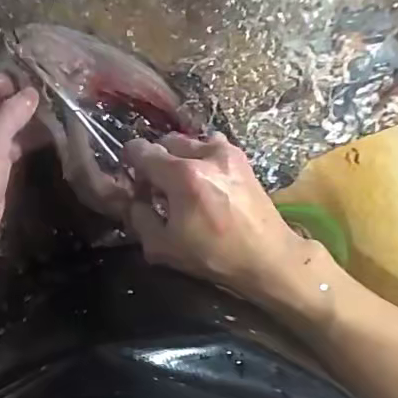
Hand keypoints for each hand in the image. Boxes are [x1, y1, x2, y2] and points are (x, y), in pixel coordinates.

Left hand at [0, 74, 40, 257]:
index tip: (38, 83)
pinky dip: (19, 141)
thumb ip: (13, 114)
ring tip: (51, 113)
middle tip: (49, 97)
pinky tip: (44, 135)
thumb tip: (32, 92)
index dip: (9, 84)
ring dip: (21, 122)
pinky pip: (2, 144)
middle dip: (17, 103)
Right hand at [122, 132, 321, 308]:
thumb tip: (133, 201)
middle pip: (165, 141)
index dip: (129, 162)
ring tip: (182, 184)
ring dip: (179, 157)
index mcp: (181, 175)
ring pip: (188, 141)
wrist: (267, 256)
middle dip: (156, 160)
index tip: (133, 180)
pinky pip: (210, 146)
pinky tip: (204, 182)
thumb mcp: (163, 247)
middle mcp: (204, 154)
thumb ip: (139, 219)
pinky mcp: (242, 158)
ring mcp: (227, 152)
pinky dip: (201, 158)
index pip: (140, 150)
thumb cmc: (214, 256)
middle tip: (157, 187)